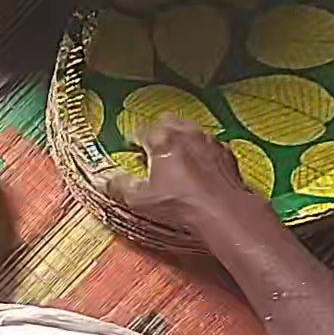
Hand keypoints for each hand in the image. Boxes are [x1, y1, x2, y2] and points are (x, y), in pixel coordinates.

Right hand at [104, 118, 272, 236]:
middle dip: (159, 132)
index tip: (131, 147)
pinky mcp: (227, 154)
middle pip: (168, 123)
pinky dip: (202, 153)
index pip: (141, 131)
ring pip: (191, 131)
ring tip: (174, 157)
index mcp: (162, 141)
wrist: (222, 211)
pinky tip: (199, 168)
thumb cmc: (181, 203)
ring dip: (182, 140)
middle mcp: (187, 134)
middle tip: (151, 148)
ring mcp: (210, 142)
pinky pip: (210, 146)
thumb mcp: (139, 200)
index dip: (133, 140)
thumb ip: (120, 186)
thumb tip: (106, 181)